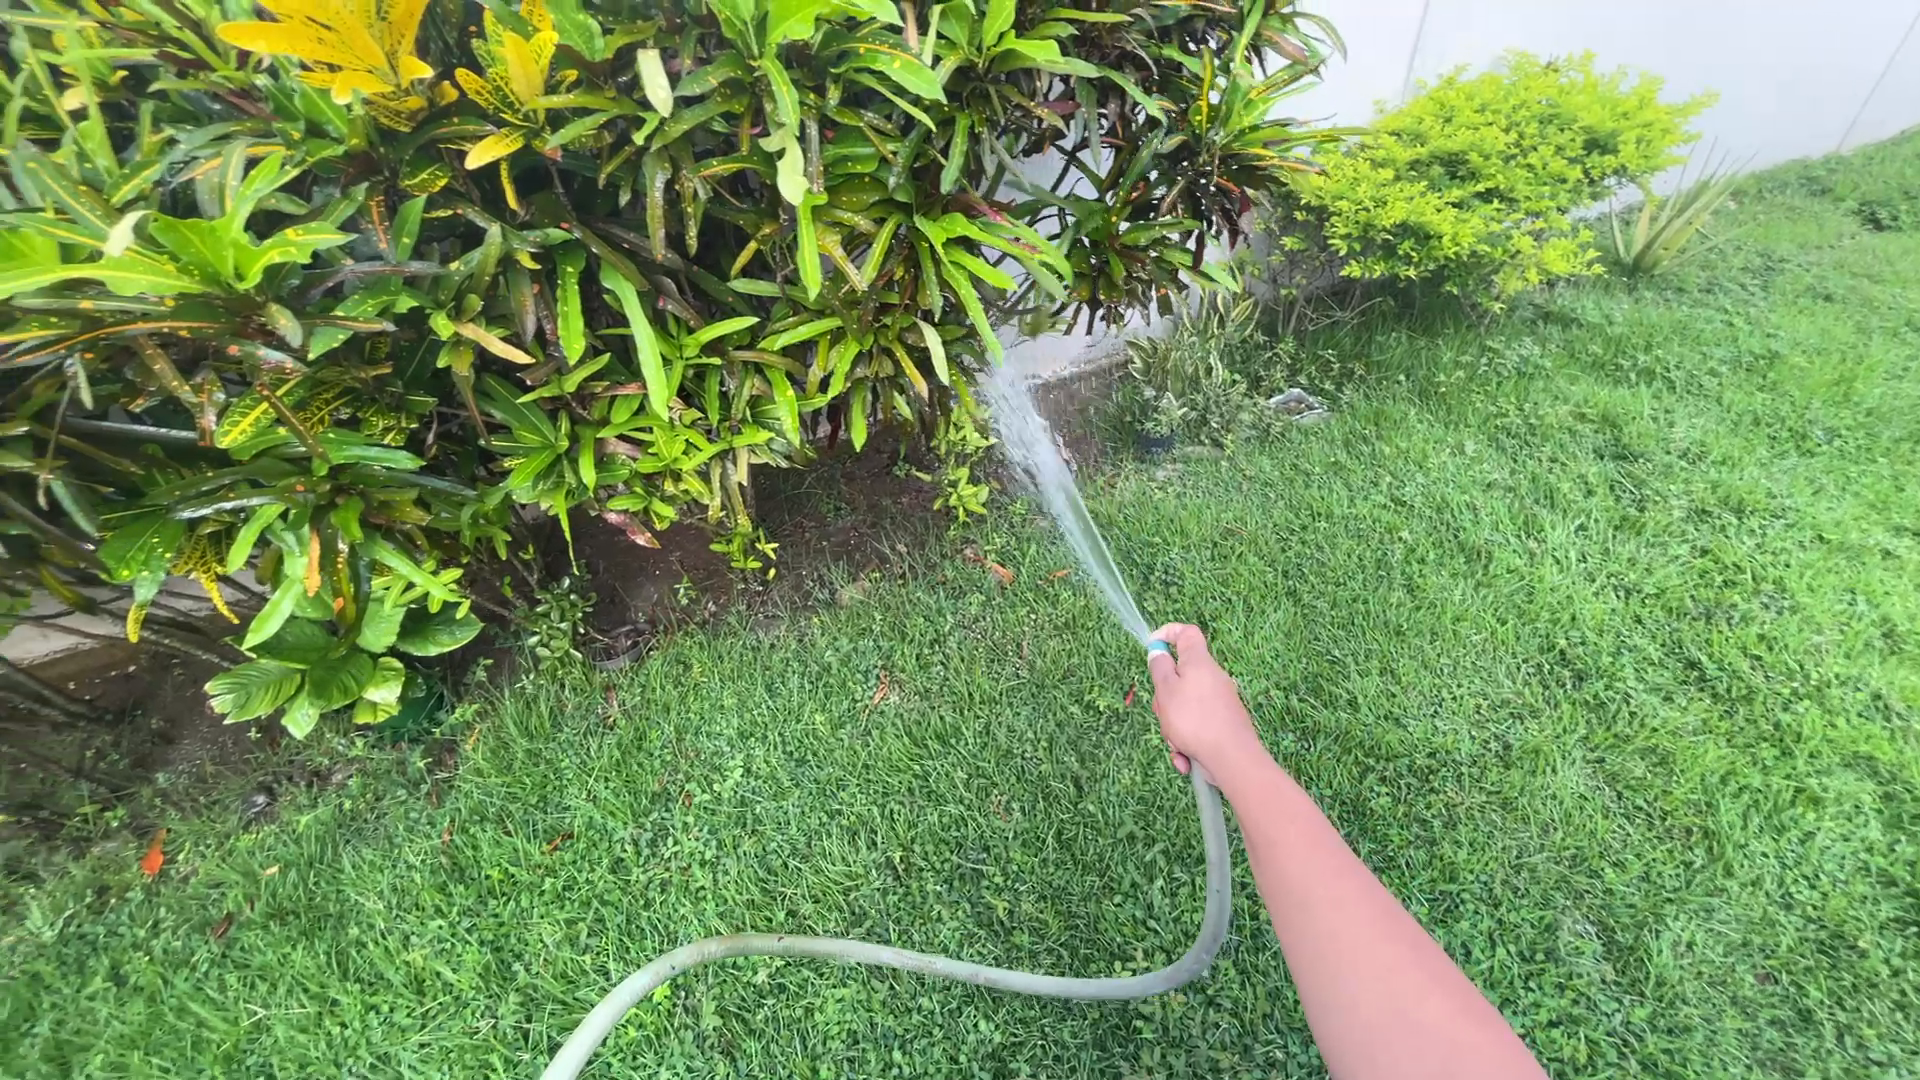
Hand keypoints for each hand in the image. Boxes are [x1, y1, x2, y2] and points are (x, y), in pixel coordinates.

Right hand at [1147, 623, 1268, 779]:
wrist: (1232, 758)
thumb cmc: (1193, 719)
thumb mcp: (1166, 690)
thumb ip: (1159, 668)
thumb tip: (1158, 652)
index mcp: (1199, 662)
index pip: (1186, 632)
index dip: (1167, 633)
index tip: (1151, 647)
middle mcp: (1213, 677)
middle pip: (1181, 676)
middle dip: (1166, 696)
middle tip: (1162, 712)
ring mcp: (1221, 700)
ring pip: (1186, 705)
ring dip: (1175, 725)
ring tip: (1176, 744)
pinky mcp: (1225, 722)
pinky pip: (1198, 724)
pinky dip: (1188, 740)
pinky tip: (1186, 759)